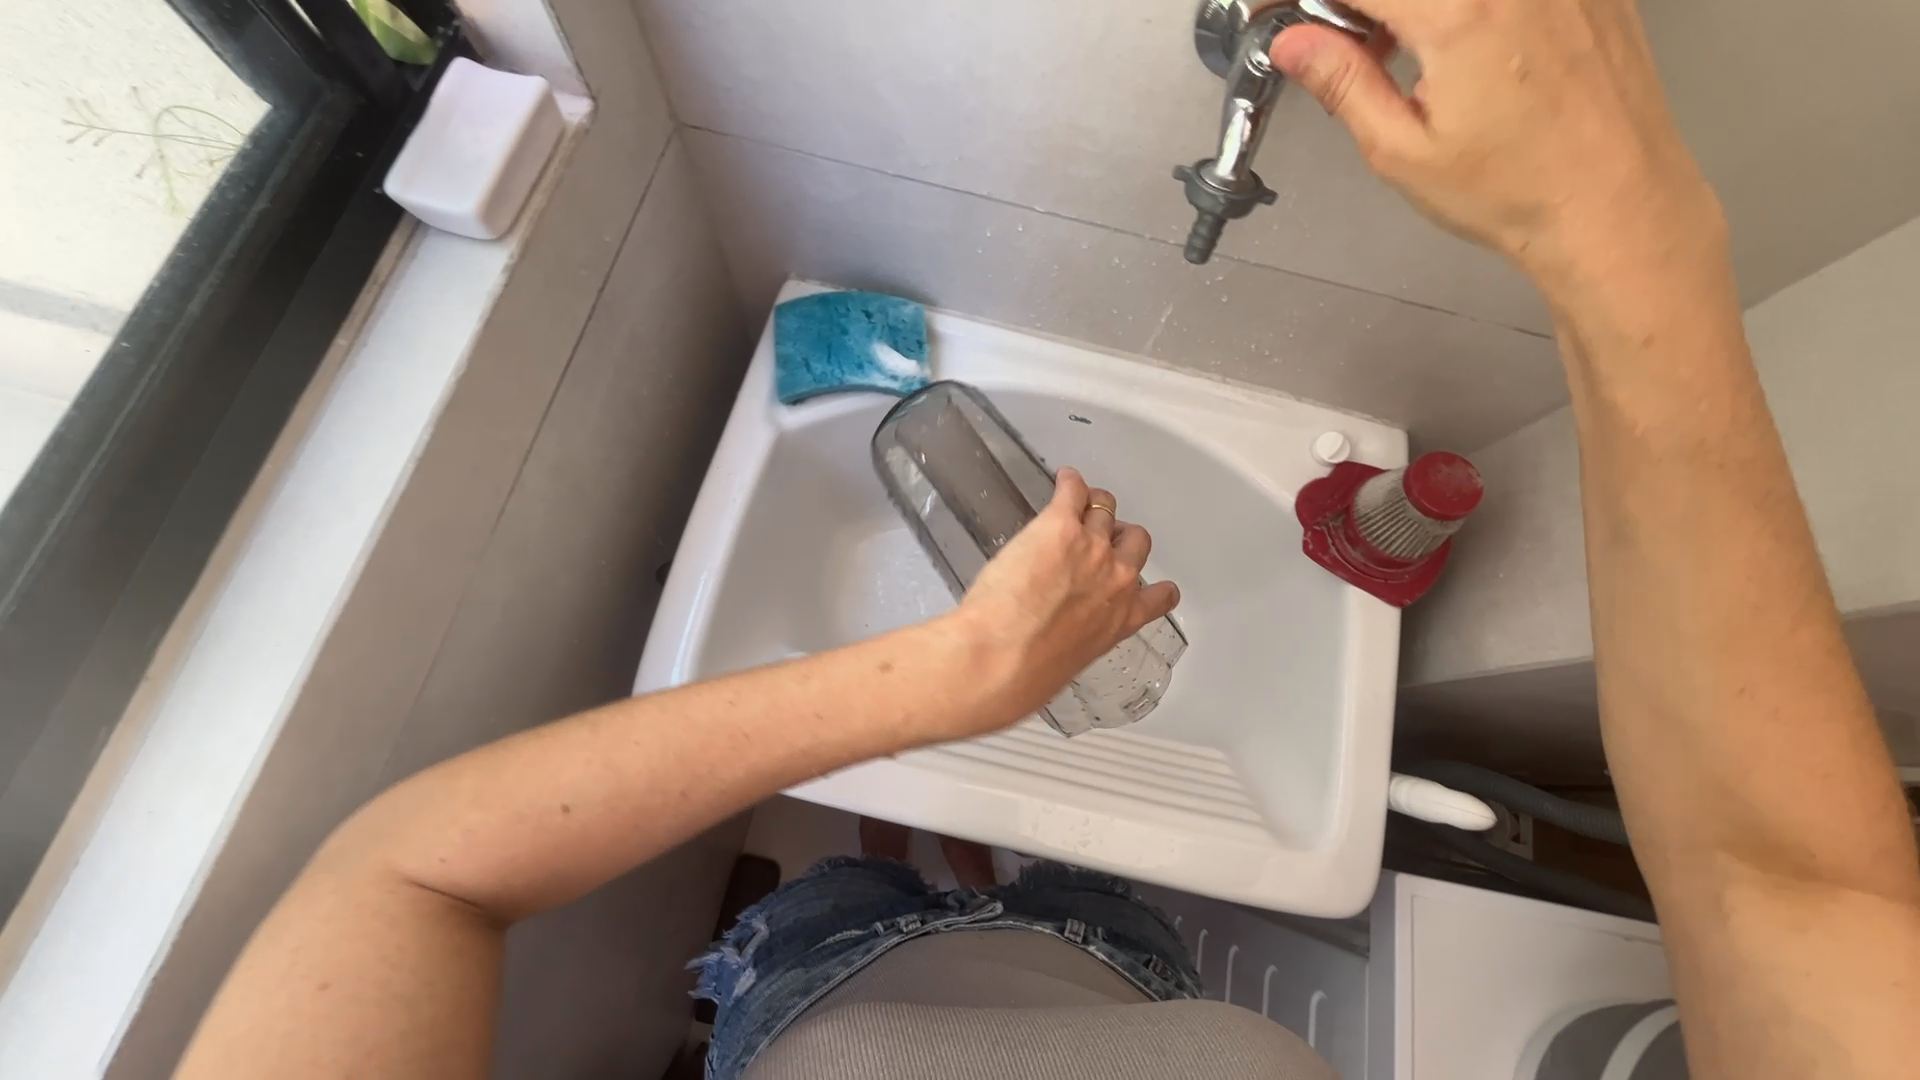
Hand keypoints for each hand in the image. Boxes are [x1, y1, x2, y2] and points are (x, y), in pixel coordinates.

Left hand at [946, 467, 1179, 730]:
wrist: (999, 658)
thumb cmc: (1025, 671)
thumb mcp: (1067, 664)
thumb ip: (1076, 641)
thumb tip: (1060, 640)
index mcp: (1121, 620)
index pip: (1158, 596)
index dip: (1154, 585)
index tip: (1152, 584)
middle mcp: (1116, 579)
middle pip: (1135, 540)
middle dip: (1119, 536)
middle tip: (1100, 536)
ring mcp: (1090, 548)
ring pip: (1105, 510)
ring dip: (1094, 505)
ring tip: (1081, 502)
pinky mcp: (1059, 526)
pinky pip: (1074, 491)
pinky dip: (1070, 482)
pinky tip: (1064, 479)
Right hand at [1270, 0, 1723, 292]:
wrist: (1610, 196)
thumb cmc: (1511, 187)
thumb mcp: (1401, 151)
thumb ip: (1344, 84)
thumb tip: (1292, 43)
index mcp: (1460, 13)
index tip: (1279, 16)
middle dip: (1354, 3)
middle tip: (1331, 37)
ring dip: (1402, 7)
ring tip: (1389, 44)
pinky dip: (1453, 5)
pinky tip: (1448, 36)